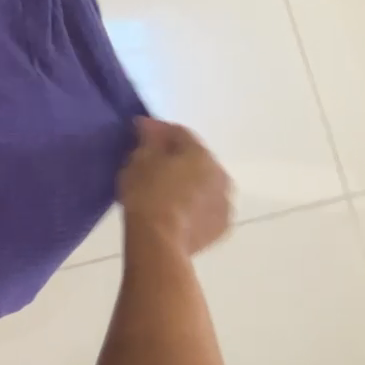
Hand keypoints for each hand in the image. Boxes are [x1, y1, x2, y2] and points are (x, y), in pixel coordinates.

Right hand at [118, 117, 231, 255]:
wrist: (160, 239)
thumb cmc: (146, 192)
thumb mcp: (139, 159)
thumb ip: (149, 139)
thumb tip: (150, 124)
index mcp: (201, 155)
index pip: (180, 132)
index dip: (158, 130)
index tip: (138, 132)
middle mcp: (221, 175)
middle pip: (197, 158)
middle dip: (176, 156)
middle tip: (151, 160)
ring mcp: (225, 203)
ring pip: (205, 183)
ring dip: (188, 180)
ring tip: (163, 186)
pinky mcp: (222, 226)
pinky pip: (206, 205)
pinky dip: (193, 202)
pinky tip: (175, 207)